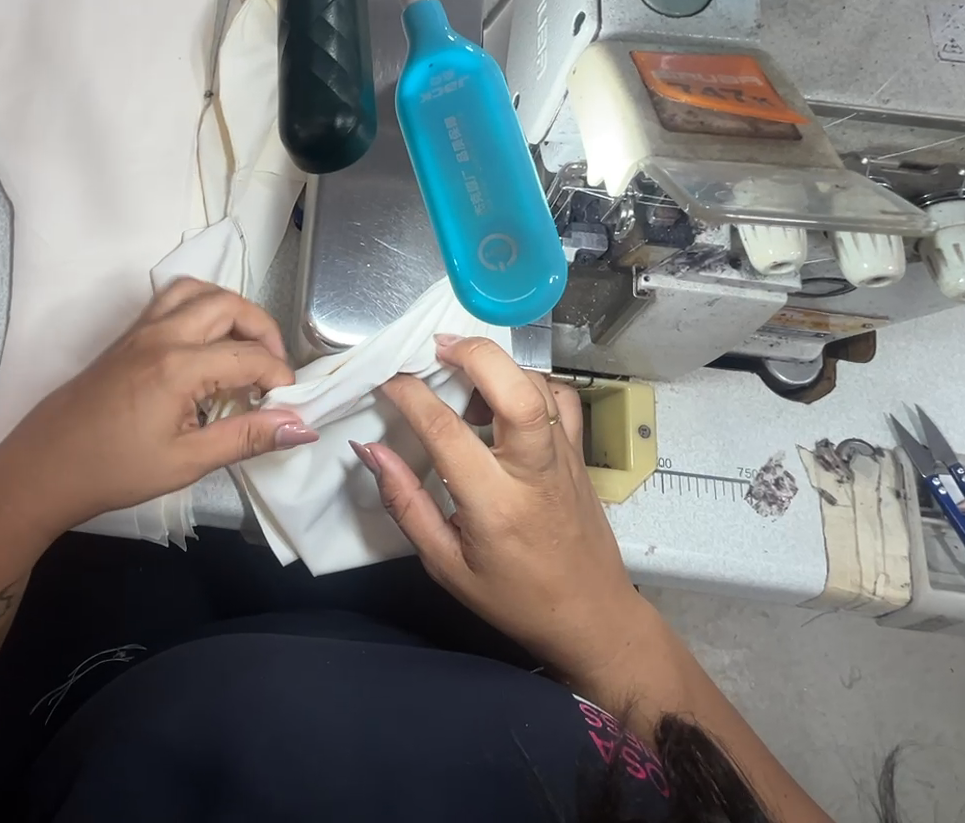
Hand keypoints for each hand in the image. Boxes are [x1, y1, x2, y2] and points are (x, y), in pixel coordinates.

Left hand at [0, 279, 319, 536]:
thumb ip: (246, 437)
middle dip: (263, 330)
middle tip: (272, 371)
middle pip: (229, 305)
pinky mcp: (126, 336)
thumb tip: (301, 426)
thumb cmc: (114, 470)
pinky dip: (200, 306)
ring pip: (197, 290)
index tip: (288, 407)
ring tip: (243, 346)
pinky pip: (170, 299)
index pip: (249, 356)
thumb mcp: (186, 462)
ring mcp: (140, 330)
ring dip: (230, 309)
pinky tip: (204, 343)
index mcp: (178, 366)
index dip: (279, 378)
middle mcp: (161, 334)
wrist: (44, 468)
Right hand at [354, 335, 652, 680]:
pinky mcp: (580, 455)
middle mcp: (535, 471)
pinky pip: (561, 401)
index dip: (411, 396)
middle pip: (516, 391)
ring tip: (461, 372)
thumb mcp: (445, 564)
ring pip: (538, 387)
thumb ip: (405, 504)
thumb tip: (371, 450)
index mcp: (495, 504)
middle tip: (436, 346)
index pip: (447, 431)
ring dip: (498, 366)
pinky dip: (531, 383)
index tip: (387, 382)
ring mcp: (565, 458)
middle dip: (474, 354)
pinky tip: (504, 396)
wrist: (593, 618)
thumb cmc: (513, 598)